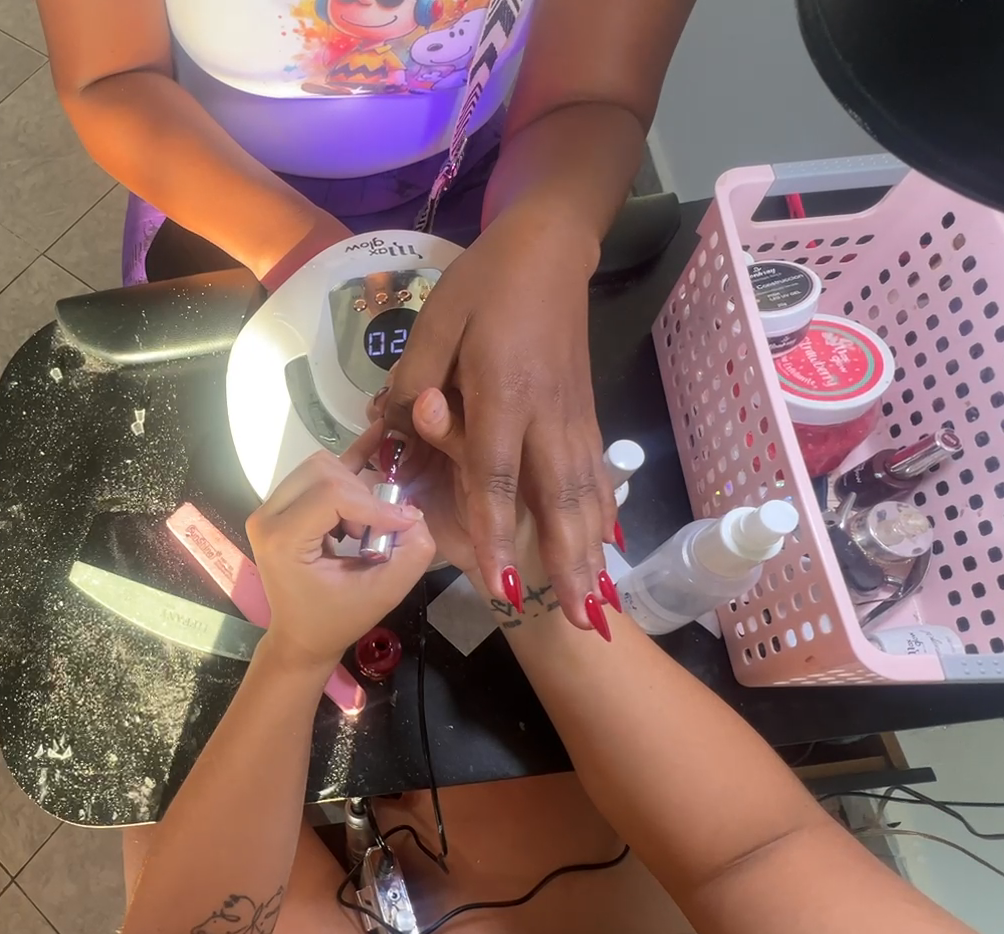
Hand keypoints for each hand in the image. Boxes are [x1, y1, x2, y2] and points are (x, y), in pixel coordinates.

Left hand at [246, 426, 434, 667]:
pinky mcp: (281, 503)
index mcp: (281, 541)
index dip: (374, 505)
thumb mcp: (381, 595)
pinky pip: (316, 471)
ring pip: (320, 466)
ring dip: (352, 489)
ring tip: (359, 528)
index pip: (331, 495)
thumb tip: (415, 515)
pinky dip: (348, 464)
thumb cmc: (335, 620)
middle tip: (372, 532)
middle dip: (361, 496)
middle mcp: (266, 516)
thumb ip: (410, 555)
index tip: (402, 524)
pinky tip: (377, 442)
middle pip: (323, 471)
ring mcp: (269, 507)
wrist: (301, 635)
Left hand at [382, 209, 613, 631]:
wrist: (549, 246)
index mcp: (504, 394)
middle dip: (567, 561)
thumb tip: (395, 436)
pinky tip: (608, 541)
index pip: (496, 477)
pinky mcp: (584, 410)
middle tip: (578, 617)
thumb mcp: (434, 325)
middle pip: (559, 498)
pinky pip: (596, 472)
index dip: (495, 534)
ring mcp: (573, 414)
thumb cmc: (484, 284)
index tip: (500, 585)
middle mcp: (547, 415)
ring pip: (586, 491)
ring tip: (599, 597)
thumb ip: (415, 386)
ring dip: (591, 547)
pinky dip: (603, 512)